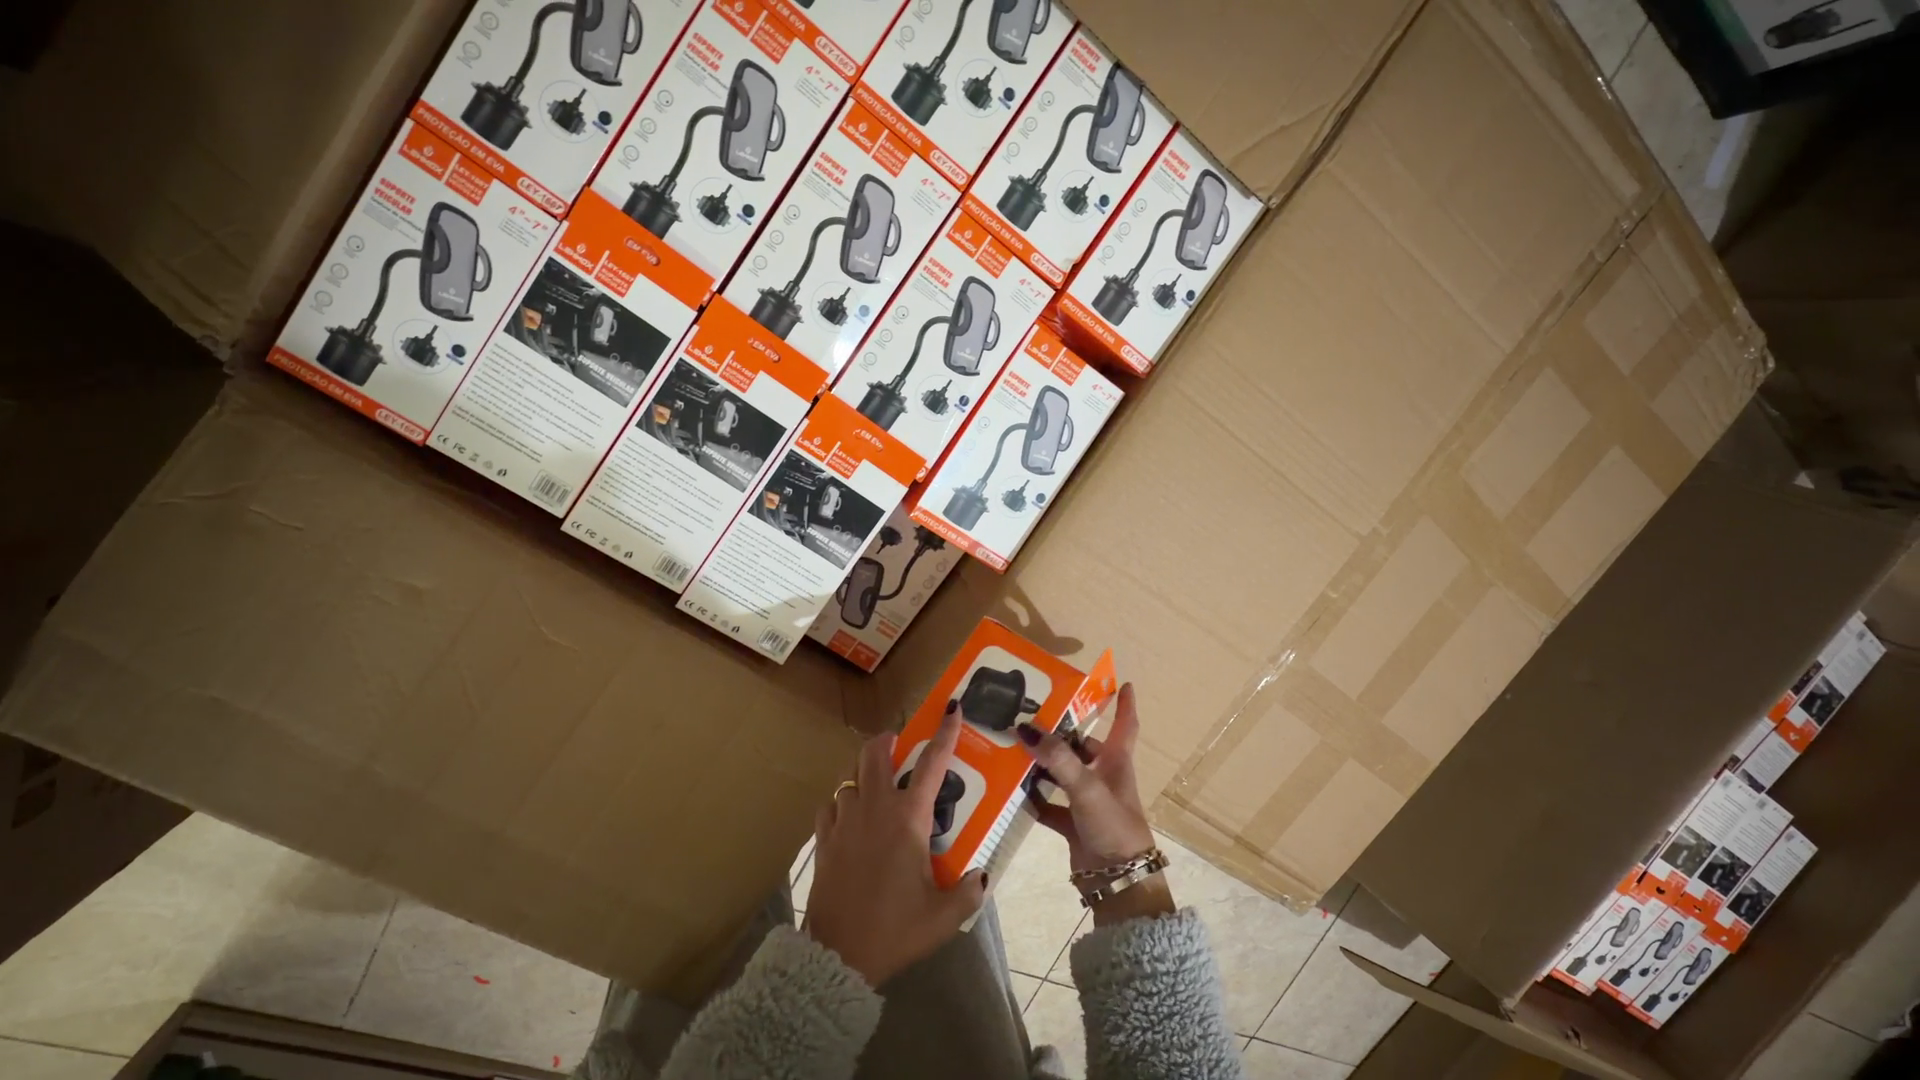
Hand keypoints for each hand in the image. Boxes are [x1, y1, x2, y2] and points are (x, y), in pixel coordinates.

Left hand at [805, 712, 988, 986]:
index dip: (944, 734)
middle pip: (874, 754)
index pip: (932, 765)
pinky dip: (841, 803)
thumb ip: (968, 891)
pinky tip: (849, 816)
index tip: (951, 709)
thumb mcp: (943, 916)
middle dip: (888, 740)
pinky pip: (829, 807)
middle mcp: (874, 809)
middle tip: (900, 743)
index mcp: (907, 819)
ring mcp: (843, 822)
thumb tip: (981, 875)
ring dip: (863, 773)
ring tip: (876, 783)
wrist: (838, 955)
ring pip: (849, 778)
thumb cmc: (896, 930)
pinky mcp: (823, 841)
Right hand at [1018, 683, 1174, 925]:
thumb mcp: (1087, 788)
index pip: (1124, 725)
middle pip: (1082, 748)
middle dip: (1062, 734)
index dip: (1124, 704)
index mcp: (1116, 764)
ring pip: (1062, 775)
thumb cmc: (1114, 827)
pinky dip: (1034, 799)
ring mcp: (1087, 803)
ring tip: (1013, 748)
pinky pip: (1049, 806)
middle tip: (1032, 717)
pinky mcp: (1073, 825)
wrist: (1119, 882)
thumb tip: (1026, 728)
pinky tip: (1013, 792)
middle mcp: (1103, 779)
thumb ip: (1057, 759)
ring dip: (1042, 765)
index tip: (1122, 683)